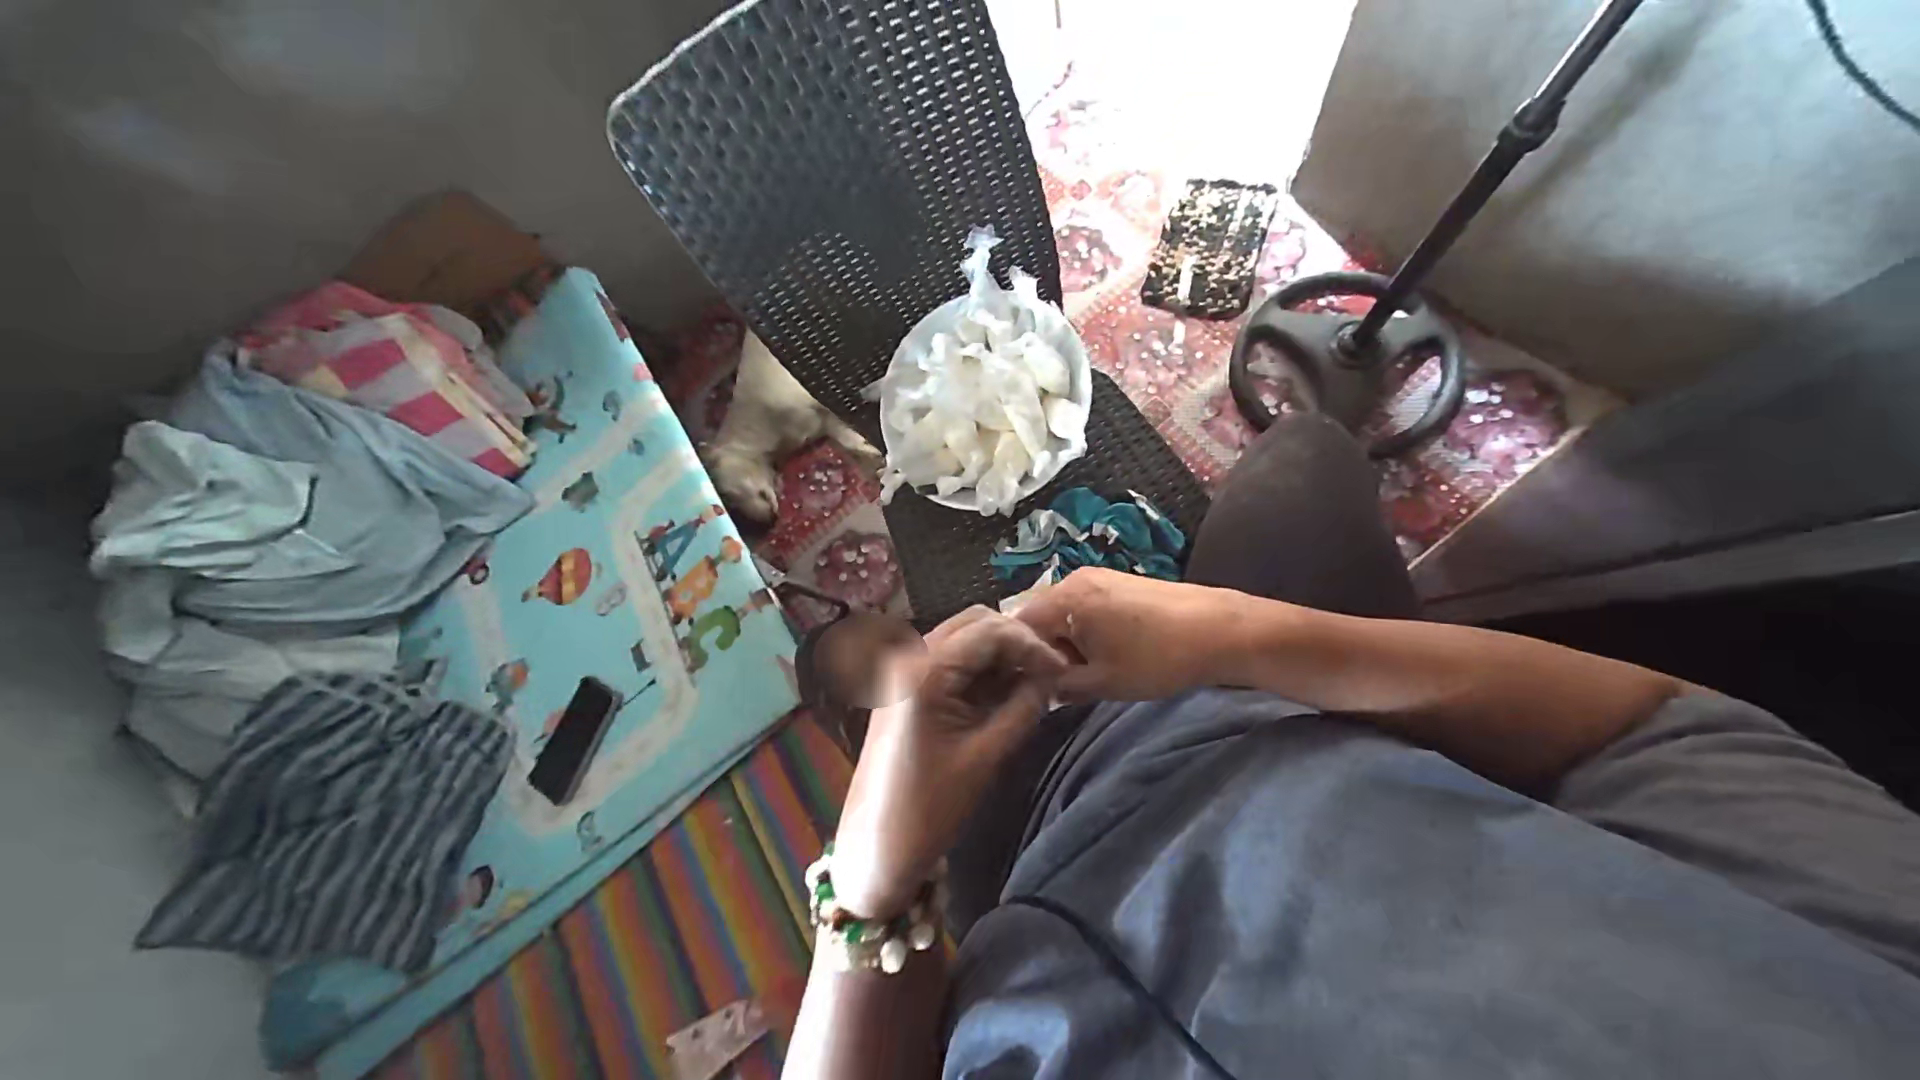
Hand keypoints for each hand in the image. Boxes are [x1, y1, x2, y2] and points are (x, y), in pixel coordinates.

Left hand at [830, 607, 1069, 917]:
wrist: (876, 847)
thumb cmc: (930, 808)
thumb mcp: (987, 755)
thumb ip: (1025, 706)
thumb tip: (1053, 675)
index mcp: (923, 670)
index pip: (989, 630)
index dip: (1032, 645)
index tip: (1064, 670)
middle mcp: (908, 656)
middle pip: (974, 623)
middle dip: (1016, 642)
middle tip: (1050, 672)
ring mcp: (902, 668)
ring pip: (963, 638)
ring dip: (999, 653)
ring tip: (1034, 681)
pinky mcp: (903, 684)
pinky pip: (949, 659)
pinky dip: (979, 668)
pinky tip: (1004, 690)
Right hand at [1015, 567, 1261, 701]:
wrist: (1220, 630)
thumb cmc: (1156, 658)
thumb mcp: (1101, 683)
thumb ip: (1060, 686)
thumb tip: (1039, 687)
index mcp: (1064, 599)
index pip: (1019, 628)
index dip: (1021, 659)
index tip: (1031, 686)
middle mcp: (1074, 579)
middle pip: (1040, 618)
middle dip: (1046, 650)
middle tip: (1063, 681)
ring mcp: (1098, 576)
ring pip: (1063, 613)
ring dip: (1067, 641)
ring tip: (1090, 669)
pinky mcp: (1118, 581)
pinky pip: (1084, 606)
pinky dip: (1085, 629)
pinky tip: (1109, 651)